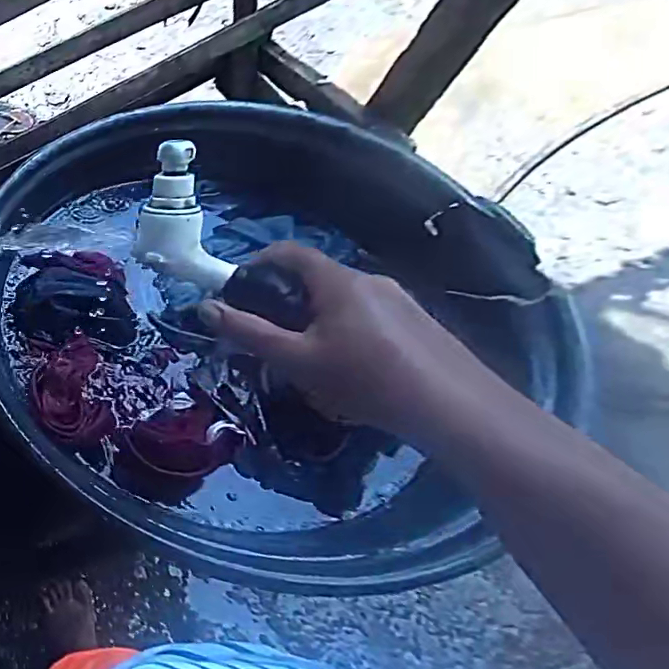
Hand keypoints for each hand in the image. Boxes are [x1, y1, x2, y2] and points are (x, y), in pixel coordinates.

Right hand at [200, 243, 514, 438]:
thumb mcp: (295, 359)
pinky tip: (349, 369)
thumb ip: (247, 331)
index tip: (238, 289)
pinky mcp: (422, 326)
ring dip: (314, 318)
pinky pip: (368, 316)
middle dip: (283, 300)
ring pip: (341, 300)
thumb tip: (205, 306)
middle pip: (314, 278)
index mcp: (339, 282)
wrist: (464, 416)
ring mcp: (402, 302)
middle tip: (267, 333)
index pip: (289, 252)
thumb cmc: (367, 379)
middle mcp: (371, 281)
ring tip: (306, 357)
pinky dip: (345, 330)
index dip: (257, 262)